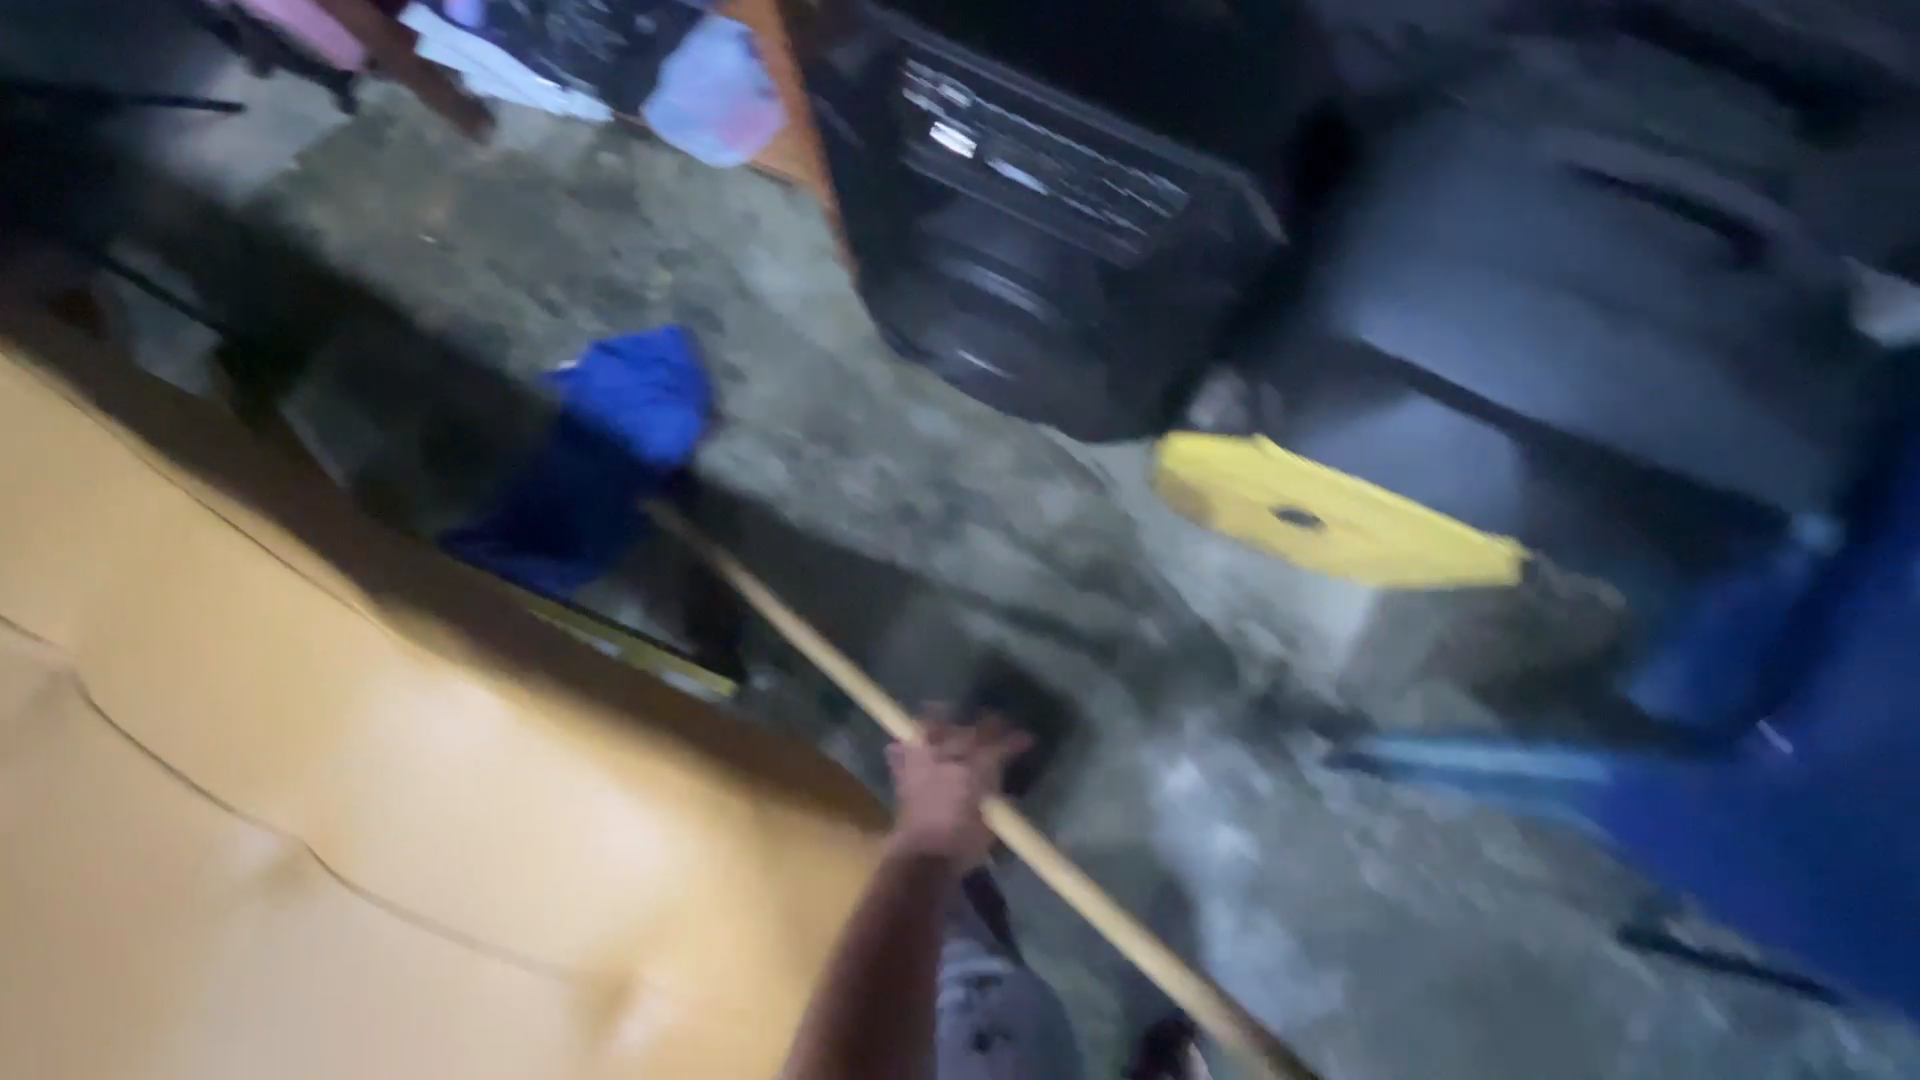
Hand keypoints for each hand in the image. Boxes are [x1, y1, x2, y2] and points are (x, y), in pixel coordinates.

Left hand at [886, 708, 1030, 870]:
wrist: (922, 859)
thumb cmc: (963, 846)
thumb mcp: (990, 821)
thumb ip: (993, 792)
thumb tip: (997, 779)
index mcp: (975, 769)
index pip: (999, 745)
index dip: (1015, 740)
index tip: (1027, 739)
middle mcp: (948, 757)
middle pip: (970, 730)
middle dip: (988, 725)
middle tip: (998, 723)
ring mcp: (922, 761)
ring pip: (932, 727)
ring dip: (943, 719)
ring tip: (950, 714)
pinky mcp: (904, 772)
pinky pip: (903, 749)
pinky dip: (910, 743)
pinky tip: (915, 741)